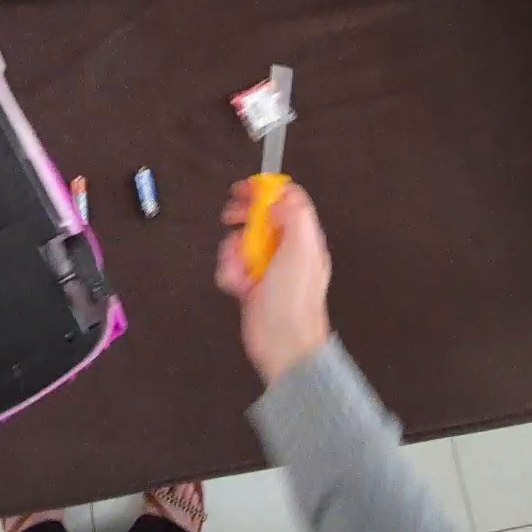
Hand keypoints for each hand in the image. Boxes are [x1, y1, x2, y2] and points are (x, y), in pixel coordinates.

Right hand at [216, 182, 332, 384]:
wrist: (282, 343)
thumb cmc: (295, 303)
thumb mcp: (301, 251)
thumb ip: (294, 217)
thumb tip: (281, 199)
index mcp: (303, 239)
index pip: (287, 201)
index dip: (267, 190)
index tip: (248, 188)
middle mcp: (286, 250)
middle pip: (261, 216)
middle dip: (243, 216)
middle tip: (233, 217)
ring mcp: (267, 266)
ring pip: (241, 240)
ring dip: (233, 251)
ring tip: (240, 266)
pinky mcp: (250, 283)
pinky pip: (231, 265)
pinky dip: (229, 272)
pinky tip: (237, 284)